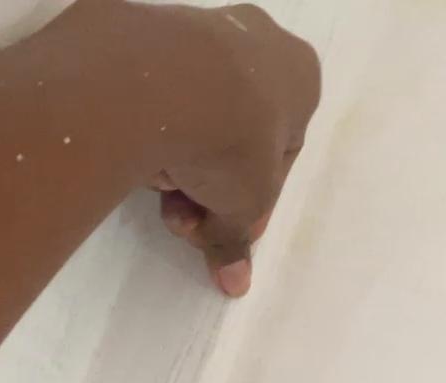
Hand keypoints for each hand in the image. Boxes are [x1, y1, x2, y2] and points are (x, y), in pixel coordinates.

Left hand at [63, 1, 319, 296]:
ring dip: (182, 174)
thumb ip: (237, 242)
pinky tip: (144, 160)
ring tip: (164, 194)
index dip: (252, 205)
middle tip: (188, 220)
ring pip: (198, 126)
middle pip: (236, 143)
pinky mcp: (157, 41)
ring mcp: (207, 36)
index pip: (281, 158)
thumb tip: (235, 284)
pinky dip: (157, 138)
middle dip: (211, 193)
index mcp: (301, 78)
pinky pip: (164, 106)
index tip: (227, 230)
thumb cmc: (235, 141)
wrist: (166, 84)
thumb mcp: (245, 206)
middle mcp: (260, 45)